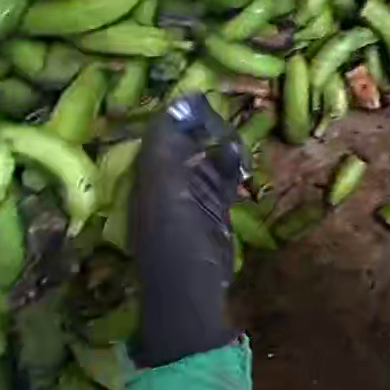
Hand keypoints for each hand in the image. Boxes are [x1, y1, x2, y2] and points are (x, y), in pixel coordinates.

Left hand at [129, 95, 244, 368]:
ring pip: (205, 161)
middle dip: (203, 128)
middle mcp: (165, 184)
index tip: (203, 96)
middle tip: (226, 113)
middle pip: (184, 145)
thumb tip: (179, 105)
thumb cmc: (176, 242)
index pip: (160, 134)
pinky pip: (219, 181)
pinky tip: (243, 162)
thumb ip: (168, 148)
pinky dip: (231, 170)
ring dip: (221, 148)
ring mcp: (189, 199)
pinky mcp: (211, 212)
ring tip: (239, 136)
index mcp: (147, 176)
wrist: (192, 293)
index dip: (178, 115)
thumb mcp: (166, 191)